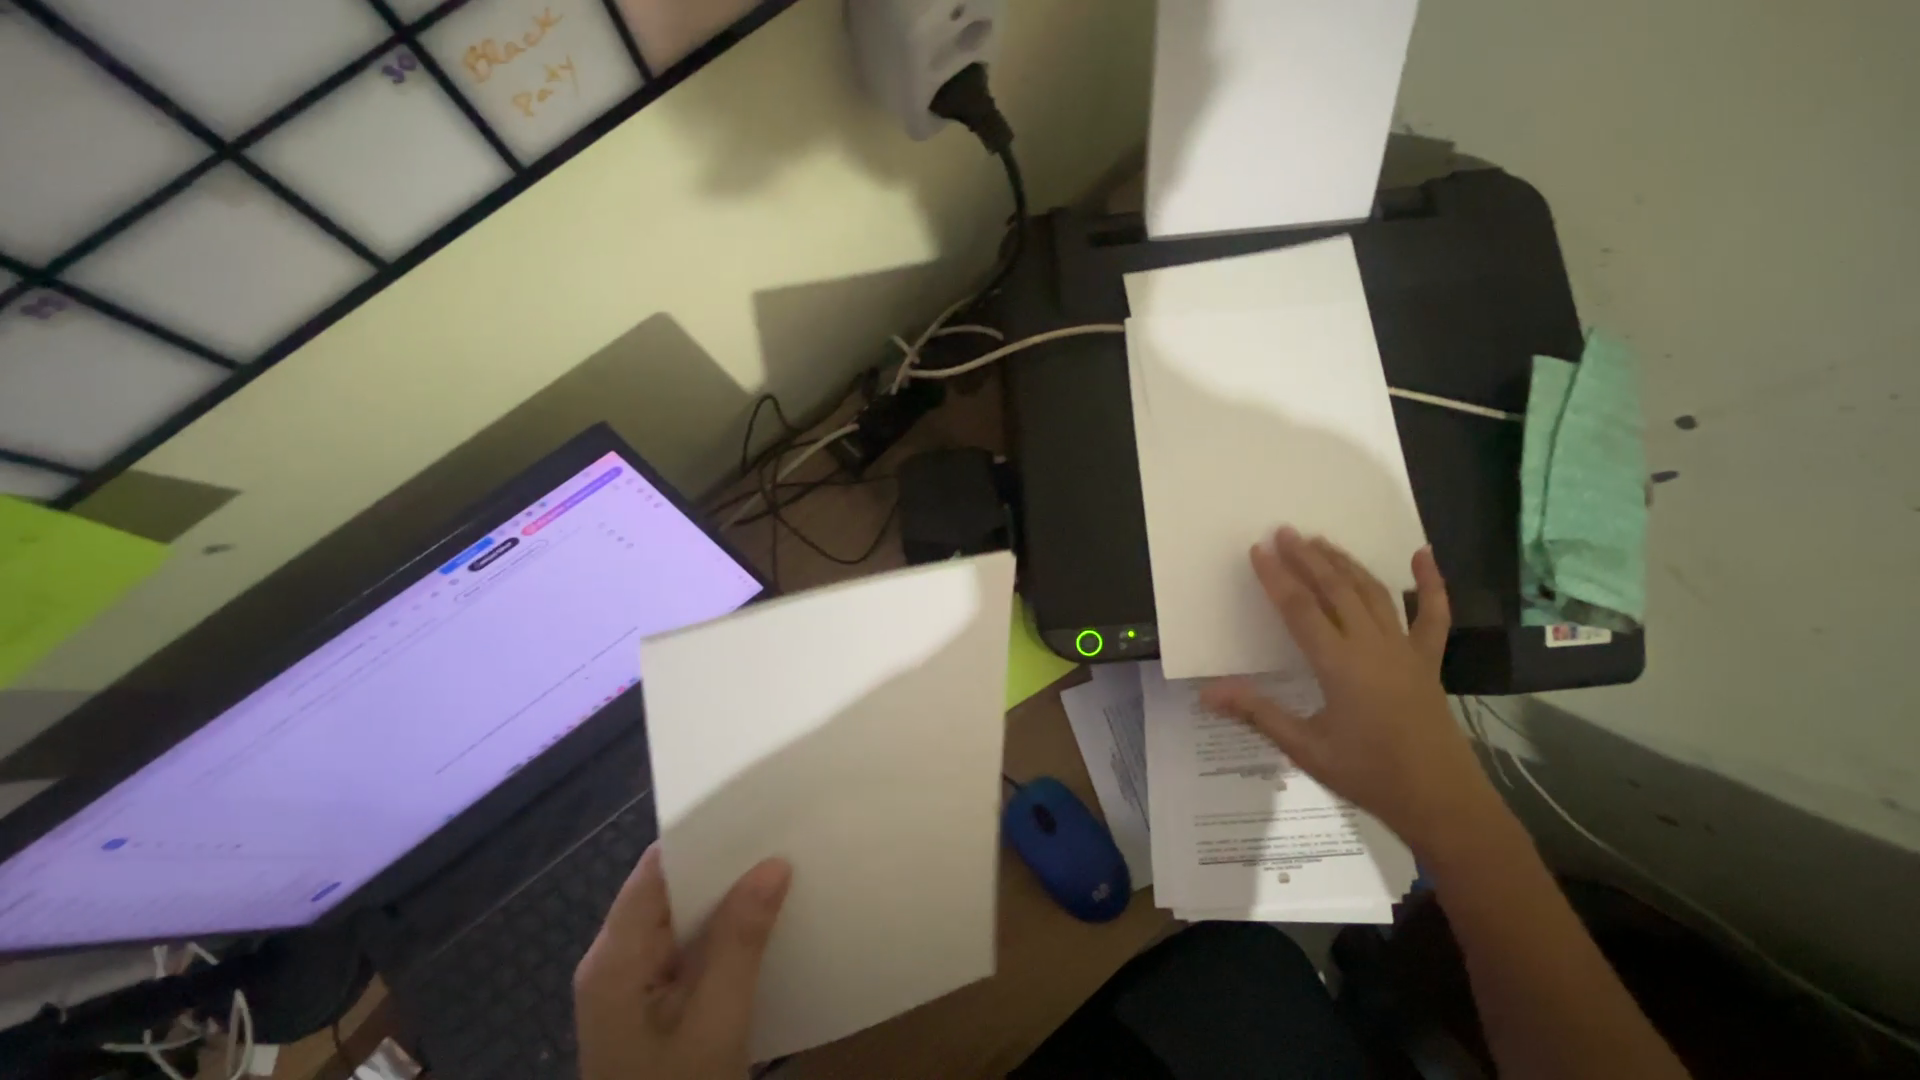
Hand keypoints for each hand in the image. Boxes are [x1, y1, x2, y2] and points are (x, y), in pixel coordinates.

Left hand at [574, 844, 792, 1079]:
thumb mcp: (716, 1023)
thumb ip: (741, 941)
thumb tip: (773, 864)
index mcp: (613, 960)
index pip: (655, 871)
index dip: (702, 837)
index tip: (755, 810)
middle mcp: (612, 963)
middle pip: (666, 892)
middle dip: (722, 866)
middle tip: (781, 837)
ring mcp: (628, 988)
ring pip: (678, 921)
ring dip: (725, 901)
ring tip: (781, 871)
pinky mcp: (647, 1008)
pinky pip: (683, 951)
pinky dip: (720, 935)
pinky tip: (761, 926)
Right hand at [1200, 528, 1500, 856]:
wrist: (1440, 799)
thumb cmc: (1368, 774)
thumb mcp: (1305, 747)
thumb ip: (1257, 713)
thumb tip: (1208, 693)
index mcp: (1339, 665)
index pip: (1300, 609)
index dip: (1276, 577)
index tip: (1258, 550)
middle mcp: (1372, 646)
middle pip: (1335, 590)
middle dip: (1308, 559)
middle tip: (1286, 531)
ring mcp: (1405, 649)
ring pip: (1373, 593)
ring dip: (1346, 564)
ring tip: (1322, 542)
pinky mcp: (1428, 661)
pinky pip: (1433, 615)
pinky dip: (1431, 584)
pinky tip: (1423, 556)